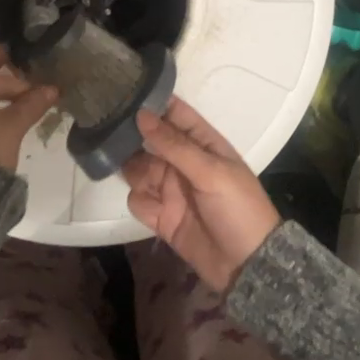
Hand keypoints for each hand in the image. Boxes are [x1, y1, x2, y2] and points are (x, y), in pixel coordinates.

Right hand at [123, 97, 280, 293]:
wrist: (248, 267)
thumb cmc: (239, 209)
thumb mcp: (212, 172)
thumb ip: (174, 145)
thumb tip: (141, 114)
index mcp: (202, 144)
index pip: (174, 114)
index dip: (152, 102)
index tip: (124, 92)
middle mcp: (181, 162)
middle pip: (148, 140)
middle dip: (132, 137)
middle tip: (111, 133)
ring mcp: (169, 188)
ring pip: (137, 168)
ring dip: (134, 170)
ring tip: (143, 178)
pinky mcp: (160, 215)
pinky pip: (138, 199)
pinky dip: (141, 201)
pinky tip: (154, 208)